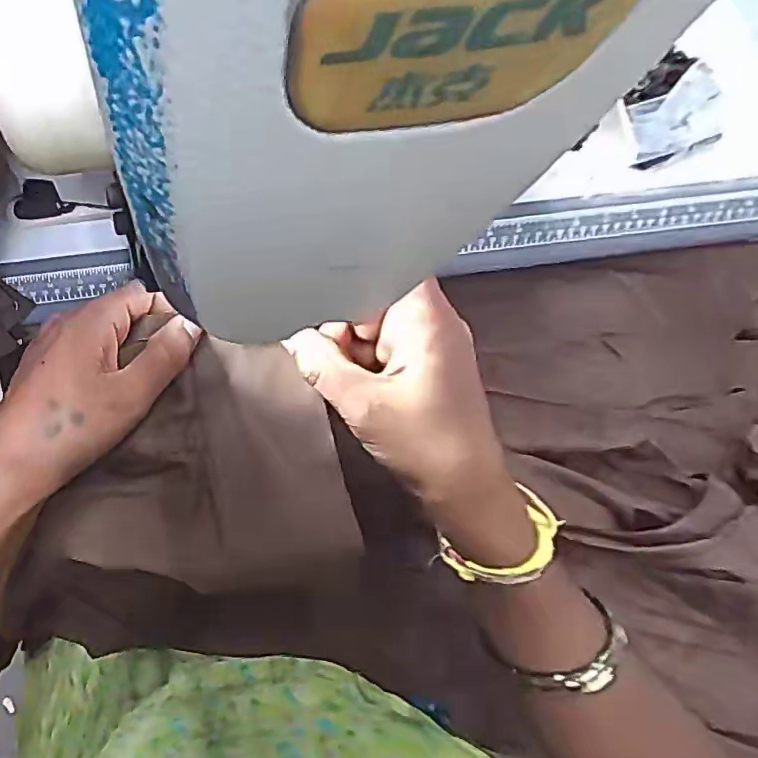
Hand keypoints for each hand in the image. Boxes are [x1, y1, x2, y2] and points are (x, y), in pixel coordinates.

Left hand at [0, 282, 201, 527]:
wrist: (12, 464)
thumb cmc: (65, 429)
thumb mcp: (130, 395)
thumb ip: (164, 356)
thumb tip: (187, 326)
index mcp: (89, 319)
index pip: (143, 294)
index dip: (169, 316)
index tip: (181, 345)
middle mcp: (65, 323)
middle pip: (122, 313)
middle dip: (147, 339)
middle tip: (157, 377)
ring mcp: (50, 345)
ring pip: (102, 336)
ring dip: (123, 357)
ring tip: (129, 394)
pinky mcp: (42, 368)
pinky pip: (82, 355)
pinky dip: (100, 369)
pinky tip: (101, 401)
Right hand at [282, 280, 517, 533]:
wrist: (462, 487)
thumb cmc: (429, 445)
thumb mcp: (360, 403)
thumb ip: (320, 363)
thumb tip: (295, 339)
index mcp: (426, 317)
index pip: (380, 270)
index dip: (346, 291)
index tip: (325, 319)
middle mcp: (434, 322)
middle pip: (371, 300)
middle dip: (345, 331)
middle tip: (343, 368)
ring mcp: (431, 344)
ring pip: (374, 329)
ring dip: (354, 354)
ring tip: (360, 390)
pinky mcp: (426, 366)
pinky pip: (384, 351)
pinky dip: (366, 369)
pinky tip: (368, 396)